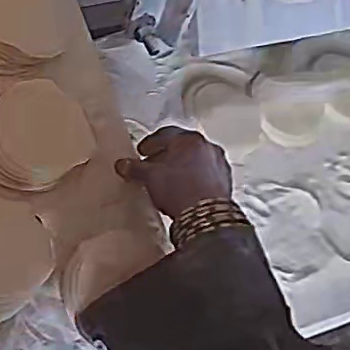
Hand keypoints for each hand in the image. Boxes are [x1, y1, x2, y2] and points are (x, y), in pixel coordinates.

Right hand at [116, 126, 231, 217]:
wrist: (204, 215)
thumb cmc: (181, 191)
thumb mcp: (149, 177)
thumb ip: (134, 168)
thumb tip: (124, 165)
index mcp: (188, 139)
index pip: (165, 134)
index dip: (150, 143)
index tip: (143, 150)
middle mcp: (207, 147)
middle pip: (181, 147)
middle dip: (165, 155)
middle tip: (153, 164)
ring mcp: (218, 164)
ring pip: (195, 160)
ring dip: (181, 167)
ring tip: (168, 180)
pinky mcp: (224, 182)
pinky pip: (205, 175)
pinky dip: (193, 178)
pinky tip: (184, 190)